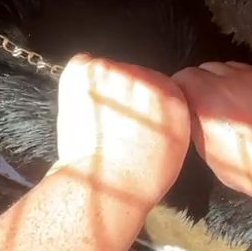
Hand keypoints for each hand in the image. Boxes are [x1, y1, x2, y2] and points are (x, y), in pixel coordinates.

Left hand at [55, 55, 191, 205]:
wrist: (107, 183)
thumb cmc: (140, 176)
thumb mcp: (173, 144)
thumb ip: (167, 115)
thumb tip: (152, 106)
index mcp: (172, 94)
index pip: (155, 82)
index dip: (139, 99)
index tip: (131, 115)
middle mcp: (146, 76)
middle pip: (131, 73)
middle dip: (120, 92)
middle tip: (112, 120)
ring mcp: (115, 71)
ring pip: (106, 71)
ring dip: (100, 89)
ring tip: (96, 120)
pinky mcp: (87, 72)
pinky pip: (81, 67)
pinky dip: (77, 82)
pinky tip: (82, 108)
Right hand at [173, 62, 251, 198]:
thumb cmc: (248, 170)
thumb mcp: (208, 153)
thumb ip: (194, 124)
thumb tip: (190, 112)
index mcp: (210, 97)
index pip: (181, 78)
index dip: (176, 91)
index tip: (178, 106)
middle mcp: (231, 79)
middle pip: (203, 68)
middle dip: (197, 84)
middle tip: (199, 106)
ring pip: (225, 67)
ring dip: (218, 80)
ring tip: (223, 103)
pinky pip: (247, 72)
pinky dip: (238, 82)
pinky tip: (243, 103)